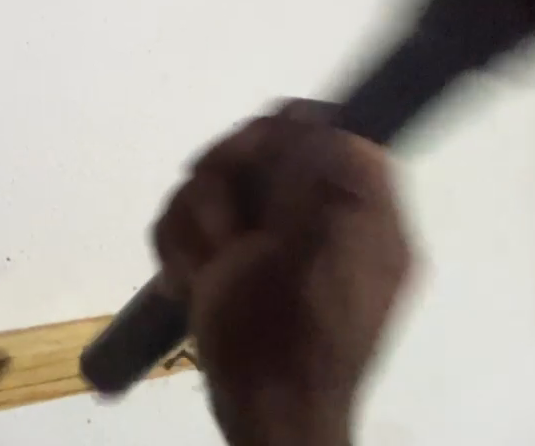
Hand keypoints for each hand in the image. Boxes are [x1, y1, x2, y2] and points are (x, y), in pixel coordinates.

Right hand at [154, 105, 410, 445]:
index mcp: (355, 213)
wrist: (259, 413)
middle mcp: (313, 214)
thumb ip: (325, 186)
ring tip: (203, 271)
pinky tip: (189, 280)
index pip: (324, 129)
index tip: (252, 154)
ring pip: (208, 181)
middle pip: (253, 147)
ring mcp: (265, 234)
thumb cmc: (293, 342)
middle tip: (222, 228)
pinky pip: (184, 215)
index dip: (282, 131)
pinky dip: (178, 245)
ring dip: (194, 225)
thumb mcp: (320, 259)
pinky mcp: (224, 250)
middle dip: (221, 183)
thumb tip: (331, 122)